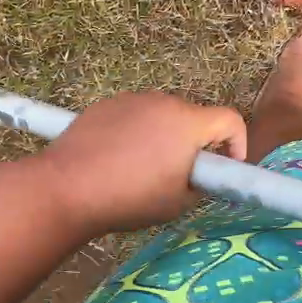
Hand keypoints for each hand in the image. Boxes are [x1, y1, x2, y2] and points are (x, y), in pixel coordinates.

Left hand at [20, 93, 246, 232]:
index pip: (231, 120)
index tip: (228, 167)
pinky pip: (135, 115)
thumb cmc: (129, 198)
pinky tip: (116, 159)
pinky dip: (136, 132)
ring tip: (143, 168)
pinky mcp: (107, 104)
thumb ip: (202, 185)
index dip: (237, 143)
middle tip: (181, 174)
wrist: (64, 188)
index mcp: (189, 123)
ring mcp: (134, 99)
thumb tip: (205, 177)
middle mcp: (165, 102)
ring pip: (163, 116)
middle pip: (195, 118)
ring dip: (165, 136)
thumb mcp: (178, 203)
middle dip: (196, 143)